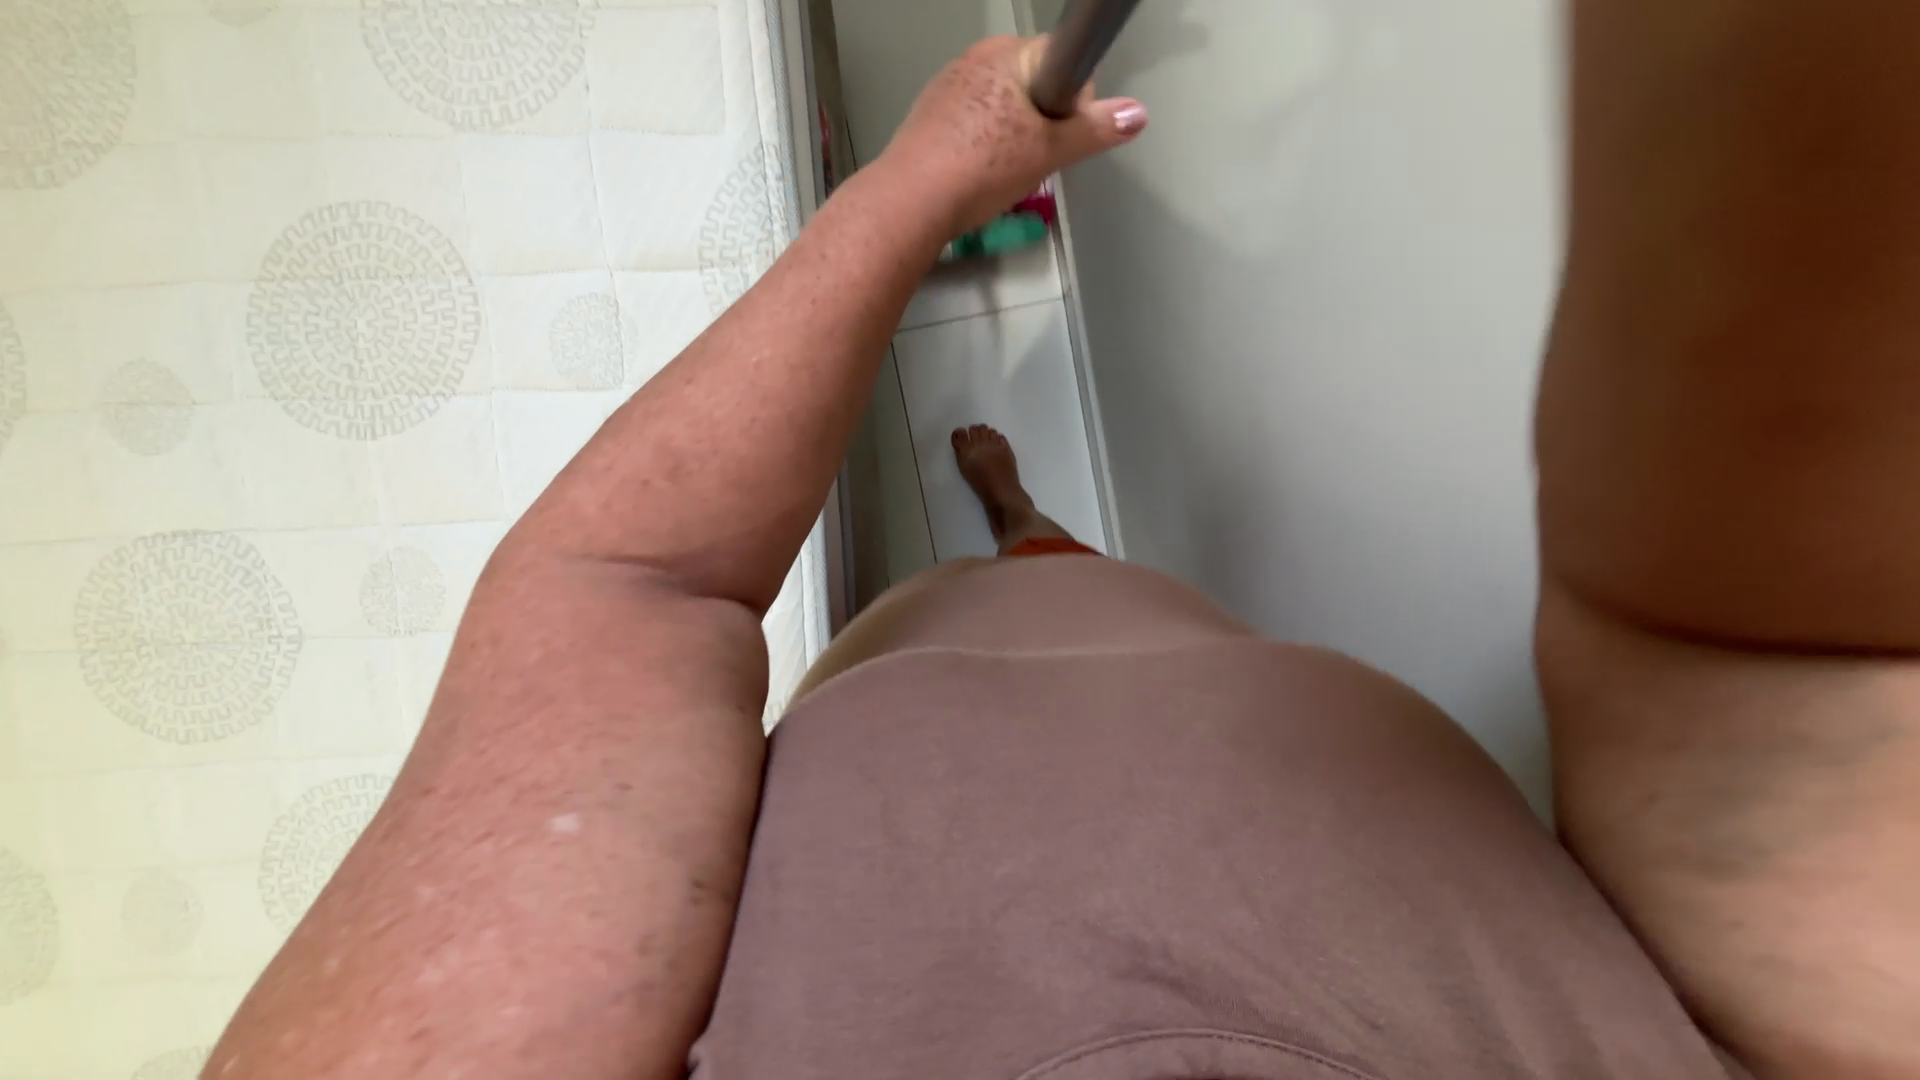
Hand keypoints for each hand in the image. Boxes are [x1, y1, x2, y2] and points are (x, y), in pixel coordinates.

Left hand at [877, 35, 1148, 234]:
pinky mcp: (929, 117)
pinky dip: (981, 147)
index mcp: (1008, 54)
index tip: (1068, 134)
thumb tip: (1137, 114)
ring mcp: (948, 86)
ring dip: (1012, 138)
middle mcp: (976, 58)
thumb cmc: (983, 168)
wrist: (912, 201)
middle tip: (1036, 163)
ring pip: (1001, 109)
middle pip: (1032, 86)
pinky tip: (977, 176)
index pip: (1063, 60)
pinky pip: (971, 126)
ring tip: (1002, 175)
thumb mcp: (1048, 152)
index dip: (1076, 100)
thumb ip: (1094, 130)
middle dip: (1043, 123)